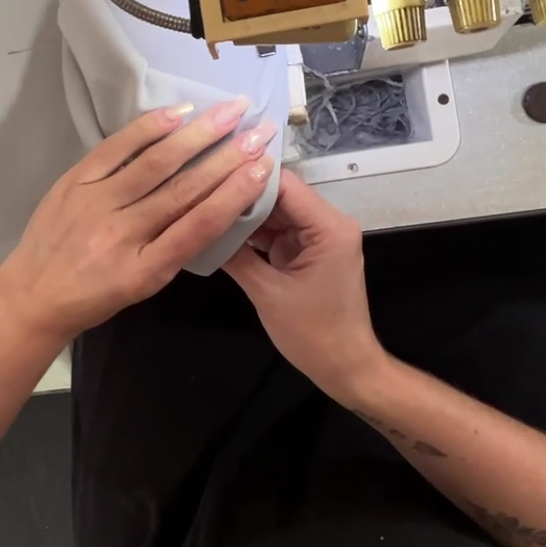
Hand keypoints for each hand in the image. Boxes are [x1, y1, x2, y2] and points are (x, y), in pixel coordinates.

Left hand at [0, 97, 276, 340]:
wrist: (33, 296)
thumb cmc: (96, 296)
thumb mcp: (144, 285)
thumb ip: (177, 246)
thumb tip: (216, 201)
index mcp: (145, 269)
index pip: (199, 226)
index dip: (235, 194)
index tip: (263, 167)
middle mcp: (122, 234)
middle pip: (184, 189)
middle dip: (228, 157)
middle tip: (261, 131)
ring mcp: (95, 204)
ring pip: (155, 163)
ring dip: (198, 134)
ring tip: (230, 111)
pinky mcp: (74, 182)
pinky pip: (116, 149)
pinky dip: (148, 129)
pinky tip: (178, 114)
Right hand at [222, 172, 387, 398]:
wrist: (345, 368)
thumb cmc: (313, 334)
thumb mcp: (268, 293)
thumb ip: (236, 256)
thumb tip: (201, 228)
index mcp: (329, 228)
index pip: (285, 185)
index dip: (249, 179)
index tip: (212, 178)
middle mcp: (329, 224)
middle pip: (280, 195)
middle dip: (242, 196)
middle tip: (201, 192)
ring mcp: (318, 237)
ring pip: (276, 212)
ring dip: (244, 215)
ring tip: (204, 207)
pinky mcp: (308, 251)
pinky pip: (277, 231)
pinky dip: (252, 233)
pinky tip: (221, 230)